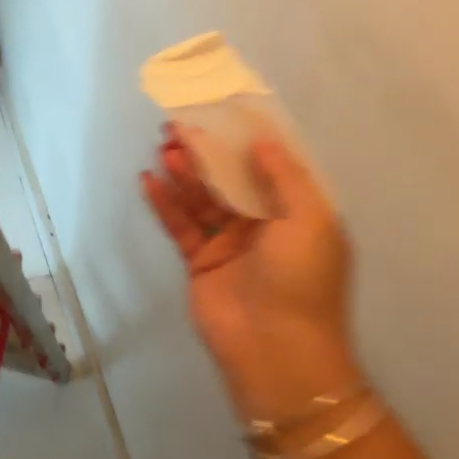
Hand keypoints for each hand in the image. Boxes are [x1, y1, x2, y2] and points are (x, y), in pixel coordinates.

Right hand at [141, 124, 361, 420]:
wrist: (274, 348)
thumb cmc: (301, 281)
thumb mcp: (309, 220)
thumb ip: (284, 177)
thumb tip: (261, 140)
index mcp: (299, 212)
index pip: (272, 165)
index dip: (249, 137)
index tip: (224, 110)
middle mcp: (265, 224)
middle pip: (232, 177)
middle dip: (208, 150)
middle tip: (179, 123)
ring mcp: (231, 243)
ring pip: (204, 197)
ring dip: (185, 171)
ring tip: (163, 146)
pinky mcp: (201, 261)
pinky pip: (181, 225)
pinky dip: (165, 203)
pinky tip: (149, 180)